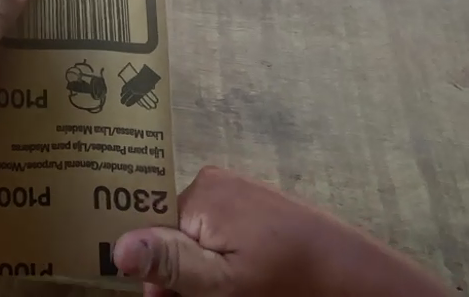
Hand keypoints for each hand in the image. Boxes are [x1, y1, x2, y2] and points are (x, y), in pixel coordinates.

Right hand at [113, 167, 450, 296]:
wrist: (354, 278)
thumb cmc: (286, 282)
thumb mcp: (223, 284)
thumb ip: (170, 262)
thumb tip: (115, 246)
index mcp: (199, 192)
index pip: (152, 234)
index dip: (159, 275)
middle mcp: (213, 182)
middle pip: (175, 236)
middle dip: (184, 277)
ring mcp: (237, 193)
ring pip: (199, 242)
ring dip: (206, 276)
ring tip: (238, 292)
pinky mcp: (255, 207)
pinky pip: (222, 236)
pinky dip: (227, 265)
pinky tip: (250, 284)